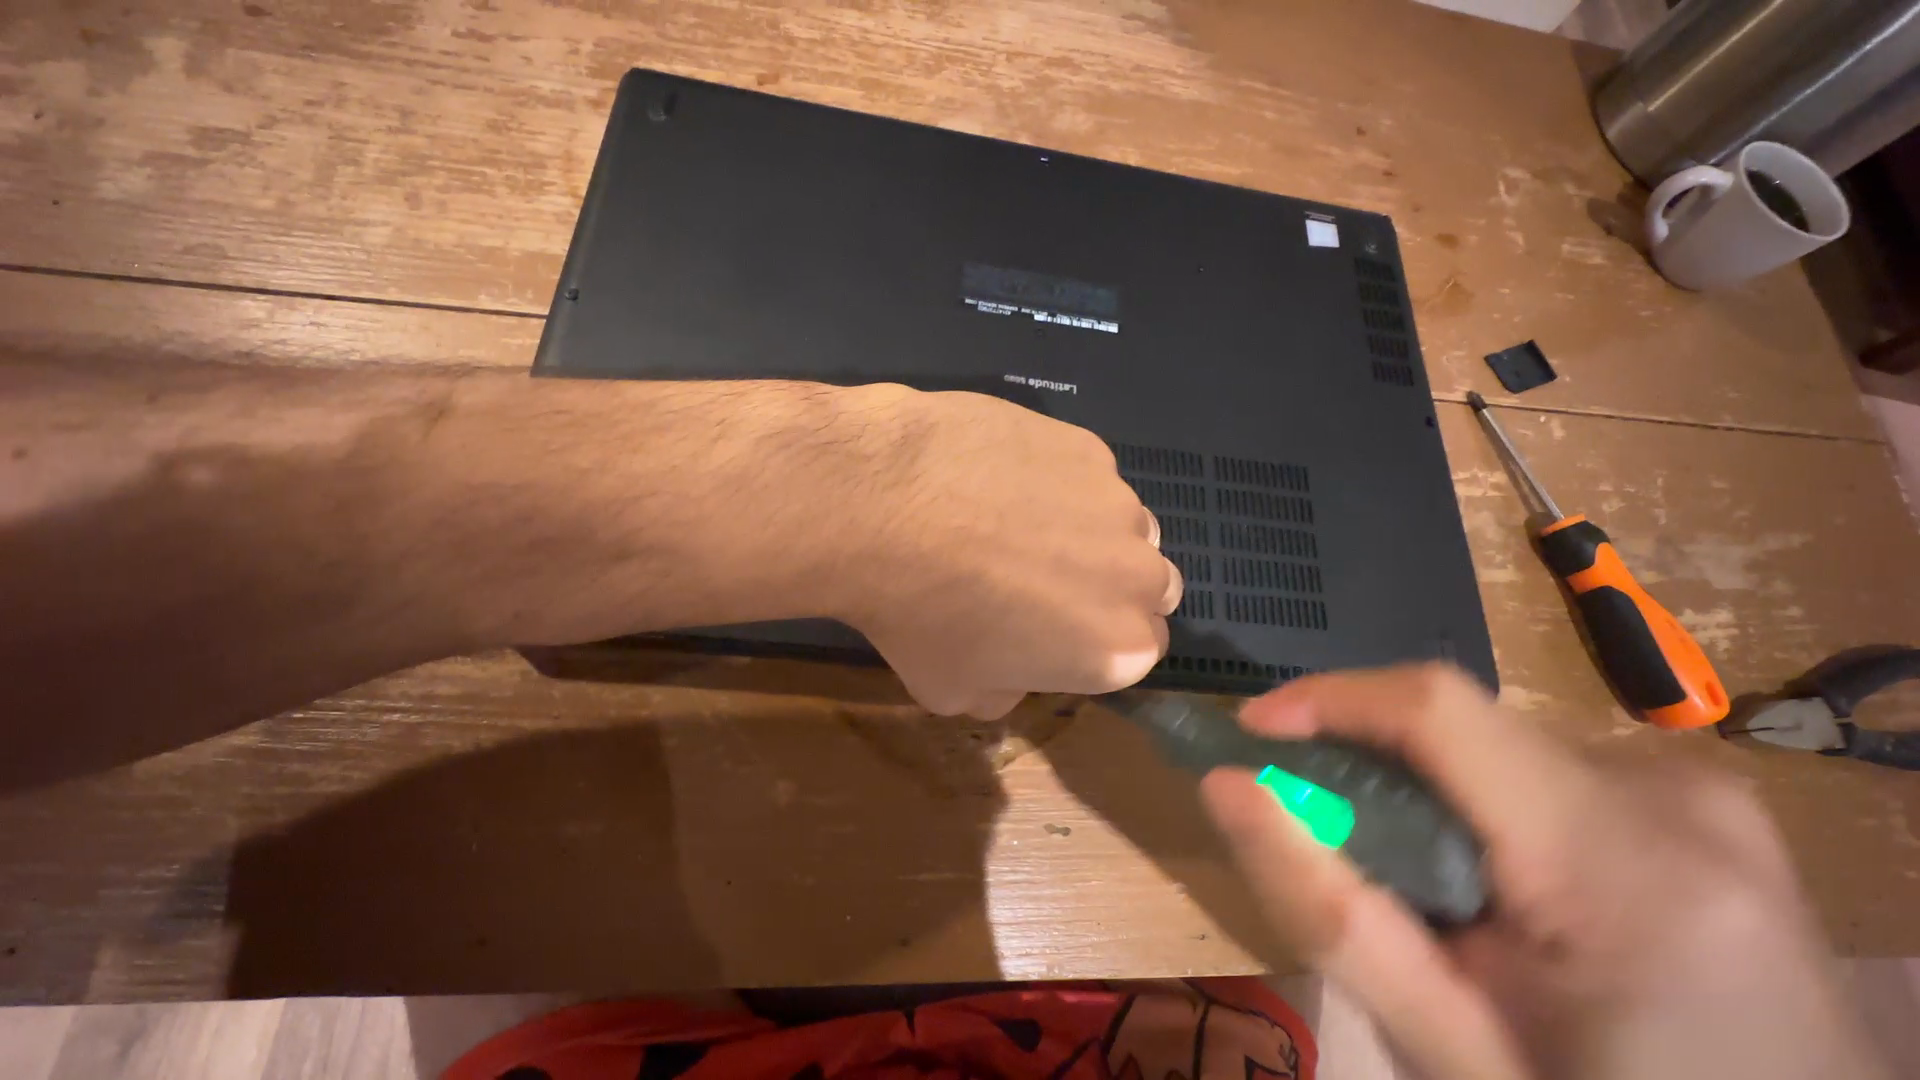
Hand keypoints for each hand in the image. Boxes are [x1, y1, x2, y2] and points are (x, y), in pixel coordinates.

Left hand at [837, 385, 1180, 718]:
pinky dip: (1056, 480)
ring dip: (1091, 533)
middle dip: (1107, 589)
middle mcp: (1137, 575)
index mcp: (1119, 649)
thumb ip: (1006, 692)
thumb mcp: (953, 691)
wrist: (882, 503)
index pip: (1137, 652)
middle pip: (1145, 587)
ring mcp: (1116, 500)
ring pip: (1123, 526)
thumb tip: (1014, 671)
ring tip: (1020, 523)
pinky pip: (1085, 474)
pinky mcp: (1086, 445)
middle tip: (1043, 580)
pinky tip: (999, 478)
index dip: (1093, 644)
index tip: (1052, 633)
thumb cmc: (919, 614)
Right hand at [1199, 665, 1888, 1079]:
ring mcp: (1708, 798)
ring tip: (1431, 896)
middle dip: (1377, 772)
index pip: (1440, 706)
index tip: (1248, 738)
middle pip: (1465, 731)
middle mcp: (1678, 796)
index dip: (1328, 698)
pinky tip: (1502, 894)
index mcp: (1625, 864)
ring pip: (1499, 750)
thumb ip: (1332, 914)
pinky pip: (1548, 772)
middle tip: (1338, 854)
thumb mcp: (1450, 1051)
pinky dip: (1491, 811)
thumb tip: (1225, 786)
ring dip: (1434, 796)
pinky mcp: (1711, 807)